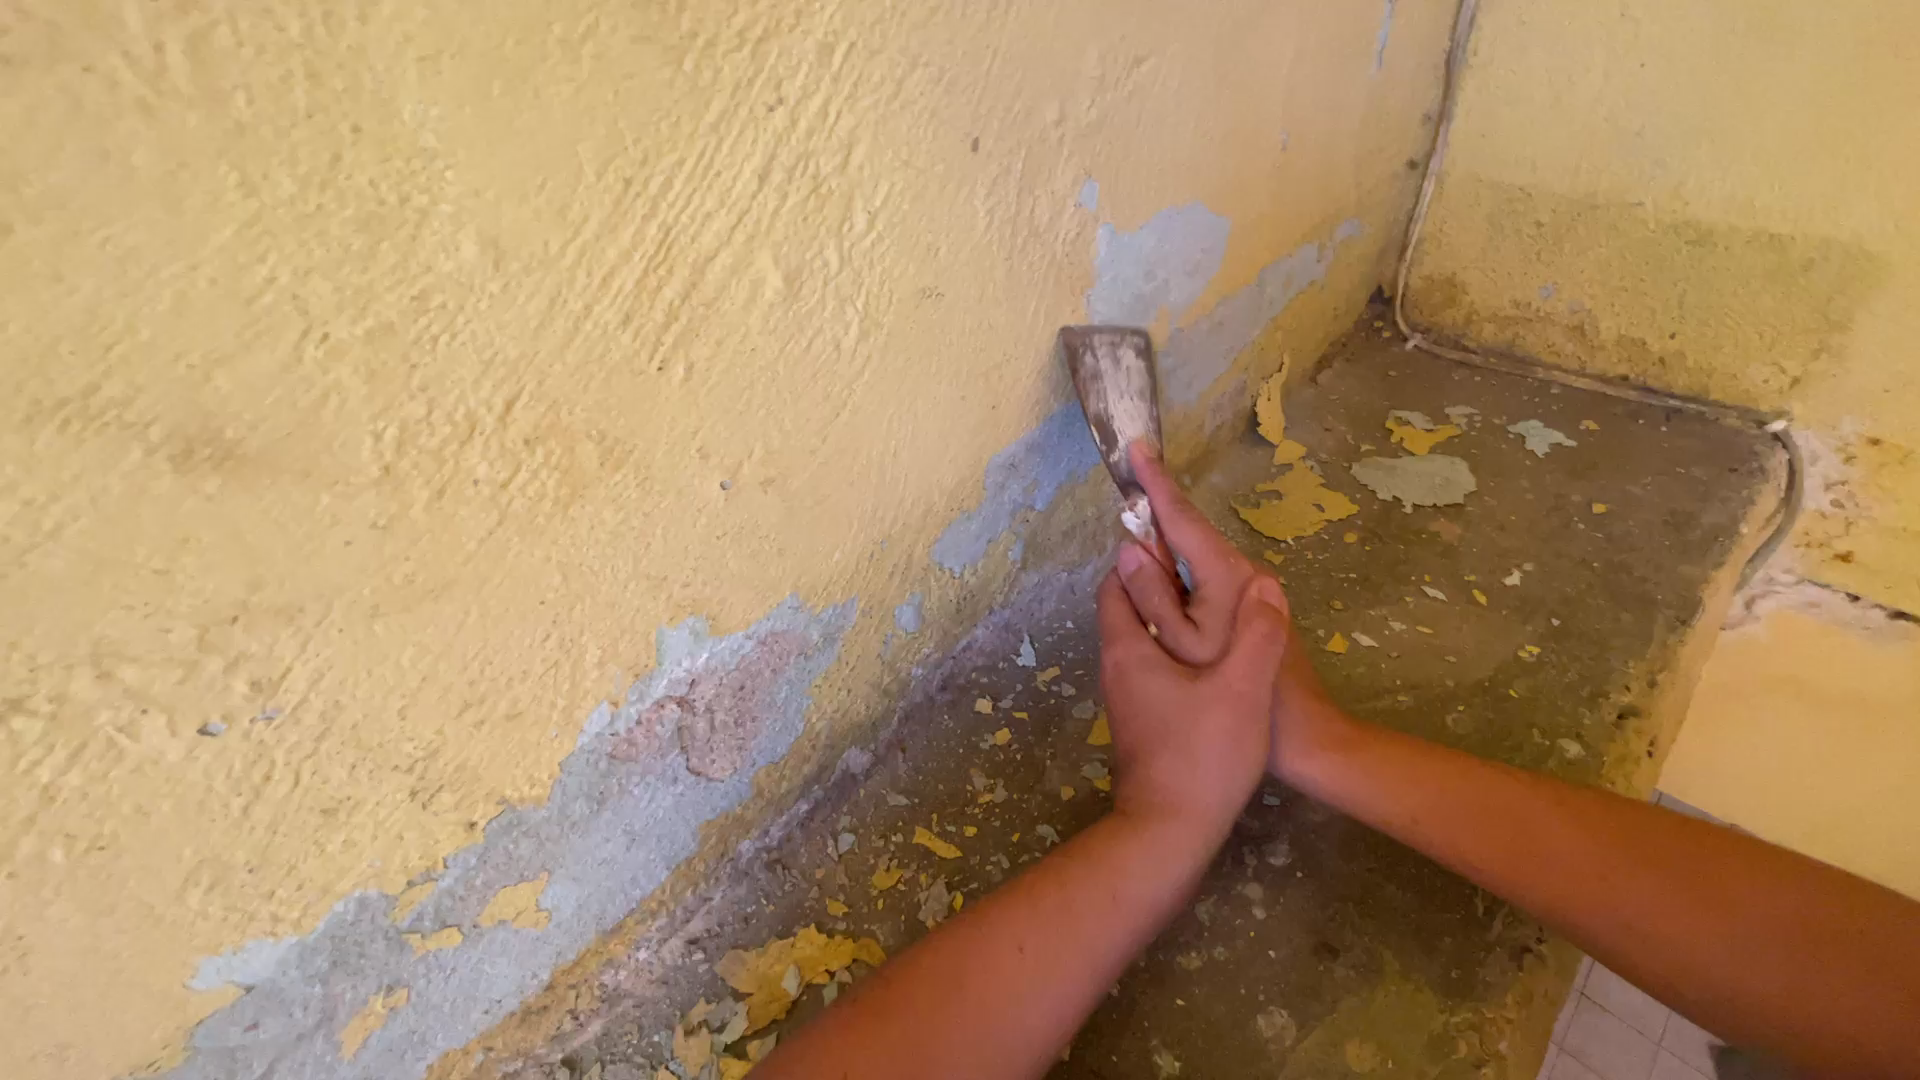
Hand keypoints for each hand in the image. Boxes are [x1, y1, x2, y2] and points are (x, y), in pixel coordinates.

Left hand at [1096, 559, 1290, 840]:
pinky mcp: (1137, 719)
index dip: (1139, 559)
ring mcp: (1124, 696)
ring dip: (1167, 619)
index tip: (1174, 545)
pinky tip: (1210, 660)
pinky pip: (1148, 667)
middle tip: (1202, 573)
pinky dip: (1171, 651)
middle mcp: (1115, 666)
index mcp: (1127, 648)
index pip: (1115, 584)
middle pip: (1125, 608)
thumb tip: (1267, 585)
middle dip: (1154, 585)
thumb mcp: (1242, 690)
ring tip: (1213, 609)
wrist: (1170, 829)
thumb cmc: (1202, 754)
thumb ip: (1258, 635)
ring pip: (1138, 639)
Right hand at [1115, 441, 1351, 785]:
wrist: (1307, 737)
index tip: (1138, 448)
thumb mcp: (1180, 645)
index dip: (1157, 484)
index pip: (1184, 518)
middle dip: (1157, 516)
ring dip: (1166, 547)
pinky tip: (1161, 583)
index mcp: (1228, 575)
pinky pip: (1204, 579)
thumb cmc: (1238, 694)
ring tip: (1133, 542)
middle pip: (1190, 535)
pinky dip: (1179, 573)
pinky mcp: (1251, 611)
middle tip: (1123, 500)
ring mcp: (1251, 593)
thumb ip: (1152, 595)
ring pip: (1197, 559)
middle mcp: (1244, 574)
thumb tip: (1128, 549)